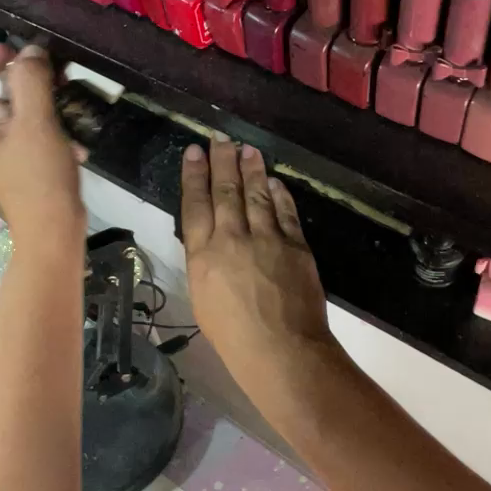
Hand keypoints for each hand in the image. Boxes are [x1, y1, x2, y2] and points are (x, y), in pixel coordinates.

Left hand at [0, 44, 82, 241]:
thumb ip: (30, 80)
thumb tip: (31, 51)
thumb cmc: (39, 176)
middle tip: (50, 72)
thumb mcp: (35, 122)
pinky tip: (74, 138)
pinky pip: (32, 131)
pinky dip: (51, 126)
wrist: (55, 231)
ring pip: (15, 110)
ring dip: (42, 100)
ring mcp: (1, 152)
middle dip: (21, 77)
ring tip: (67, 98)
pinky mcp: (23, 163)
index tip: (15, 51)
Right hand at [180, 136, 334, 367]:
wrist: (281, 351)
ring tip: (247, 150)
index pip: (195, 205)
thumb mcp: (203, 299)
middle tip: (220, 139)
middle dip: (222, 162)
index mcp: (203, 256)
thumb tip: (211, 241)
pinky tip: (274, 183)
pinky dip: (279, 195)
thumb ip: (206, 264)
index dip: (194, 176)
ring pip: (256, 195)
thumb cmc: (234, 338)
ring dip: (252, 170)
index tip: (194, 152)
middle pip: (226, 191)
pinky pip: (285, 212)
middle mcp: (232, 240)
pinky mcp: (296, 245)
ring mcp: (267, 239)